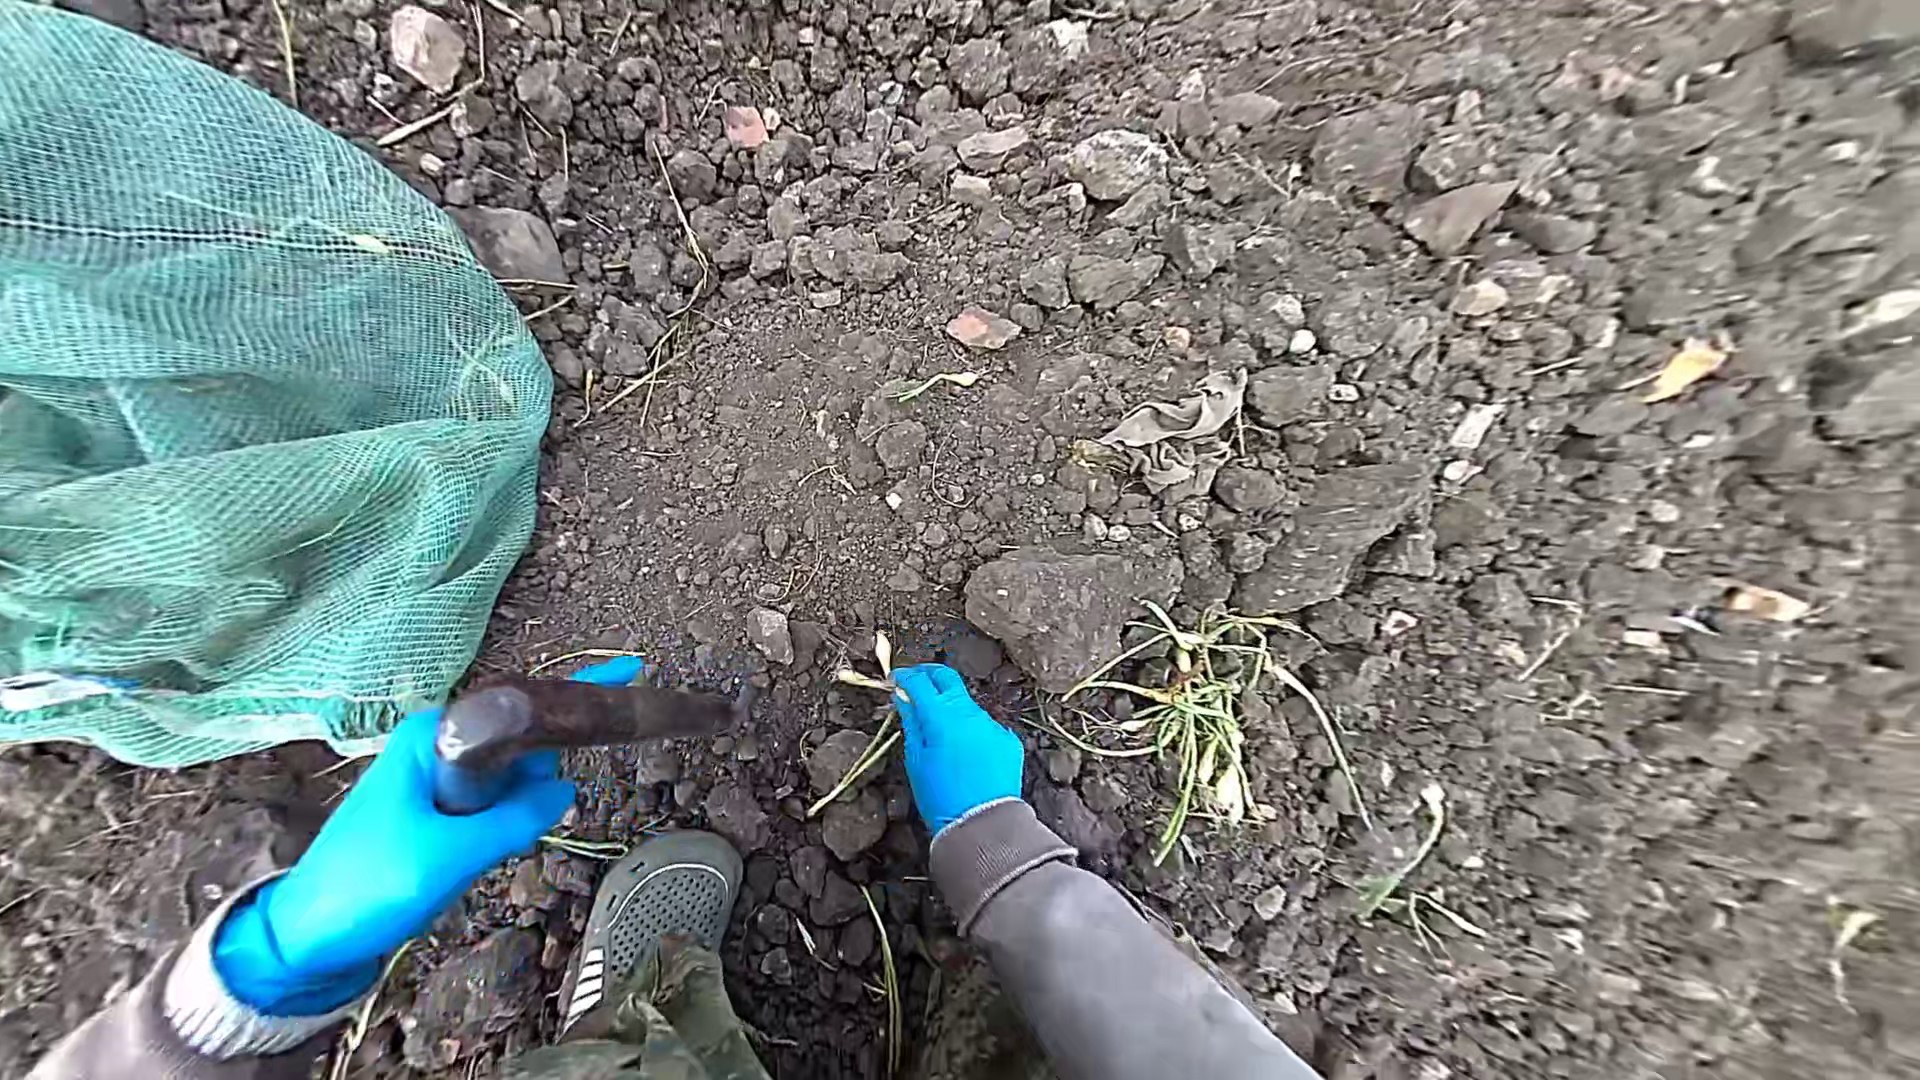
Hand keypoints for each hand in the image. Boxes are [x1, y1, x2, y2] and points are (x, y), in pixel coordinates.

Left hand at [213, 657, 644, 1012]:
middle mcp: (442, 741)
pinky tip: (495, 842)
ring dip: (524, 801)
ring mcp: (443, 770)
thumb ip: (517, 817)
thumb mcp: (451, 853)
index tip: (629, 672)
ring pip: (518, 768)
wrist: (303, 942)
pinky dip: (513, 813)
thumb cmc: (369, 884)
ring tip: (489, 844)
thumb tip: (564, 788)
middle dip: (540, 771)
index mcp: (435, 735)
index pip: (521, 698)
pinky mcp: (446, 800)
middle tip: (524, 816)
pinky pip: (501, 792)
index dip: (577, 690)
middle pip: (527, 734)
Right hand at [894, 664, 1023, 833]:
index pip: (921, 682)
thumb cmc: (941, 798)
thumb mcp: (916, 760)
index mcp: (943, 717)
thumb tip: (903, 696)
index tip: (896, 679)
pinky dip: (972, 731)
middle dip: (929, 675)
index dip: (905, 676)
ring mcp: (992, 725)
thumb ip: (911, 722)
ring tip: (940, 732)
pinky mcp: (1007, 739)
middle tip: (916, 681)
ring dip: (952, 709)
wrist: (983, 826)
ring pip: (967, 705)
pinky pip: (985, 726)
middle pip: (948, 679)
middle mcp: (971, 713)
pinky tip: (965, 753)